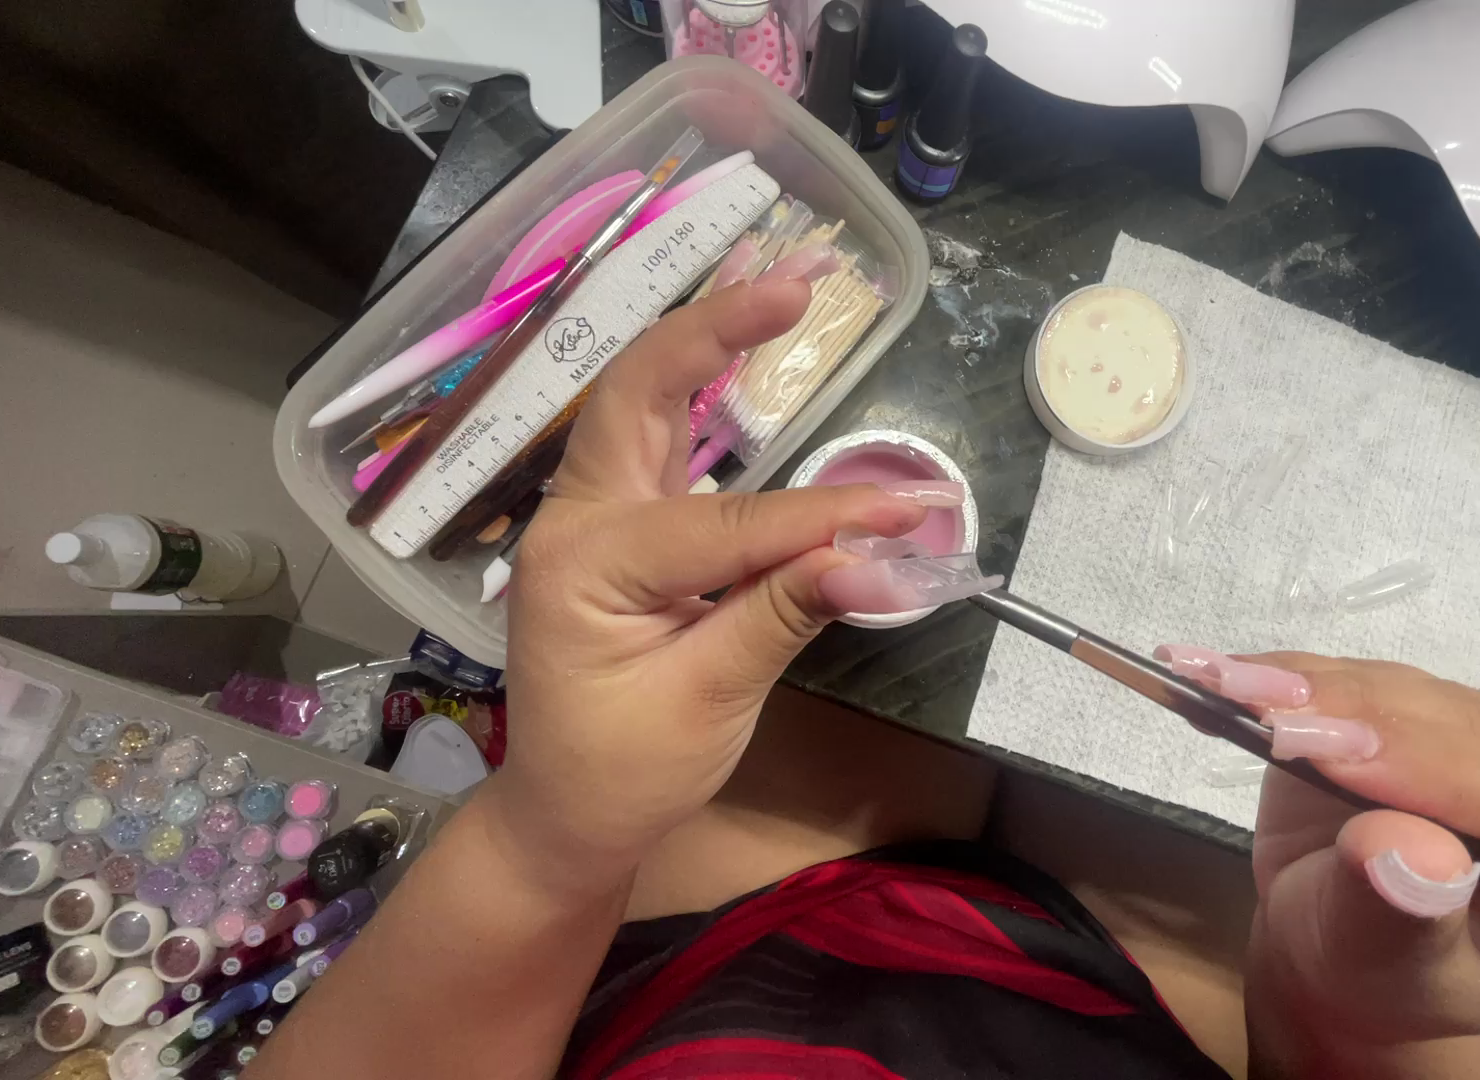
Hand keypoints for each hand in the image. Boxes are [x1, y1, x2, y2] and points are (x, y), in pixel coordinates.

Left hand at [493, 280, 938, 887]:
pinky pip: (658, 443)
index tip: (912, 512)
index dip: (825, 520)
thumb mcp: (709, 700)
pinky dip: (700, 392)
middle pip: (638, 394)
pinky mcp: (621, 529)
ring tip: (775, 294)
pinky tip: (738, 360)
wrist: (567, 811)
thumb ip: (784, 615)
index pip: (729, 525)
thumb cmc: (625, 769)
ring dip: (704, 342)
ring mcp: (592, 517)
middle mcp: (576, 519)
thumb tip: (880, 564)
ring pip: (640, 403)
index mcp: (584, 566)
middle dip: (716, 330)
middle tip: (797, 283)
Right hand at [1157, 648, 1479, 1075]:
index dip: (1436, 774)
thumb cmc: (1371, 978)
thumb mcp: (1388, 968)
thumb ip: (1403, 910)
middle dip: (1352, 713)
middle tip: (1253, 701)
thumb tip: (1403, 845)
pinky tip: (1217, 670)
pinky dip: (1277, 673)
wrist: (1327, 942)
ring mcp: (1474, 741)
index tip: (1331, 758)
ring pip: (1399, 690)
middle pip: (1463, 730)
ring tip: (1220, 679)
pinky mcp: (1401, 712)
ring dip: (1304, 681)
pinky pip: (1345, 678)